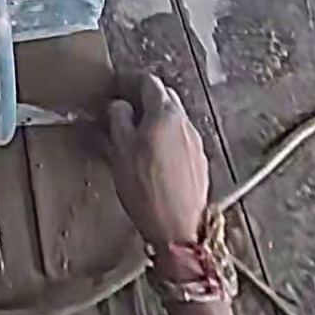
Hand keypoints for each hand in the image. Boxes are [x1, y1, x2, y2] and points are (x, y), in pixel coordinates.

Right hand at [107, 74, 210, 253]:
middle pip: (164, 97)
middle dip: (143, 97)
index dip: (128, 80)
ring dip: (154, 118)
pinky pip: (180, 140)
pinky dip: (165, 138)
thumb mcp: (120, 147)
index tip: (114, 88)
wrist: (178, 233)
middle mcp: (185, 124)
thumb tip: (120, 105)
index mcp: (166, 114)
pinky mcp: (200, 165)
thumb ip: (118, 117)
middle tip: (122, 108)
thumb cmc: (145, 188)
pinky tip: (152, 156)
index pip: (148, 81)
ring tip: (134, 134)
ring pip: (173, 119)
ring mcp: (196, 146)